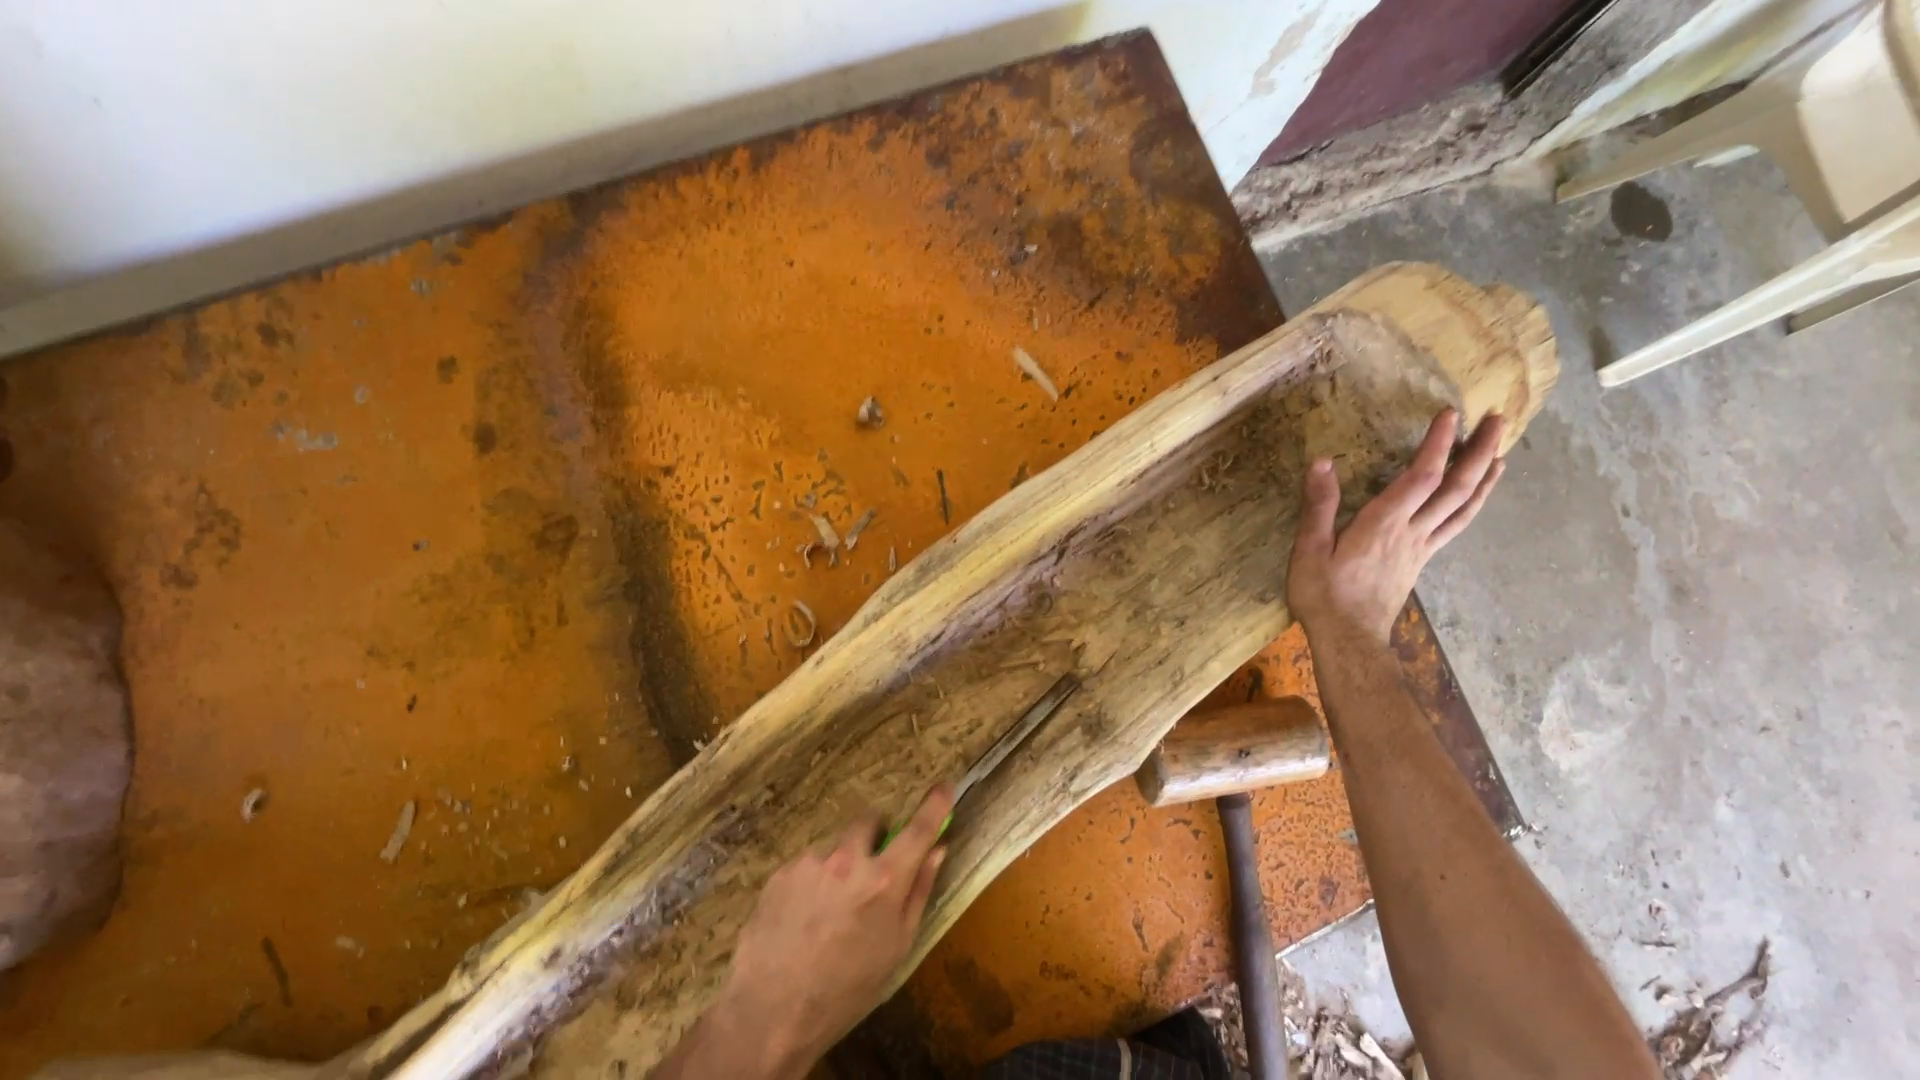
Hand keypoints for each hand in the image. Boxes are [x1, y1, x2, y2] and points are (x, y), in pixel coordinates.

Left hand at [706, 784, 954, 1074]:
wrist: (772, 1012)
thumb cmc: (847, 988)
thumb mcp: (897, 947)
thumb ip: (919, 891)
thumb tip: (937, 851)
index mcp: (884, 880)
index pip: (917, 829)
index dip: (935, 804)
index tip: (943, 786)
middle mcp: (847, 860)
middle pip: (868, 824)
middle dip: (874, 837)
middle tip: (871, 872)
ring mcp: (809, 862)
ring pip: (833, 849)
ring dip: (839, 867)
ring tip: (828, 914)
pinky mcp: (780, 873)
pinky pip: (806, 867)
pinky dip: (811, 883)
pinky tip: (804, 920)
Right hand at [1288, 408, 1504, 644]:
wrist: (1348, 639)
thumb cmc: (1324, 595)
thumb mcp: (1309, 550)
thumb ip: (1319, 506)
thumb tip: (1322, 462)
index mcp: (1384, 525)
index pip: (1420, 476)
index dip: (1437, 444)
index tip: (1449, 413)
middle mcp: (1412, 532)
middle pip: (1456, 488)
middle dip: (1478, 452)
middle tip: (1496, 421)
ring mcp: (1421, 547)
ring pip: (1463, 508)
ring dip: (1484, 477)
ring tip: (1501, 452)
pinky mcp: (1420, 560)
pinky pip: (1455, 525)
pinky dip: (1471, 504)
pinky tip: (1476, 494)